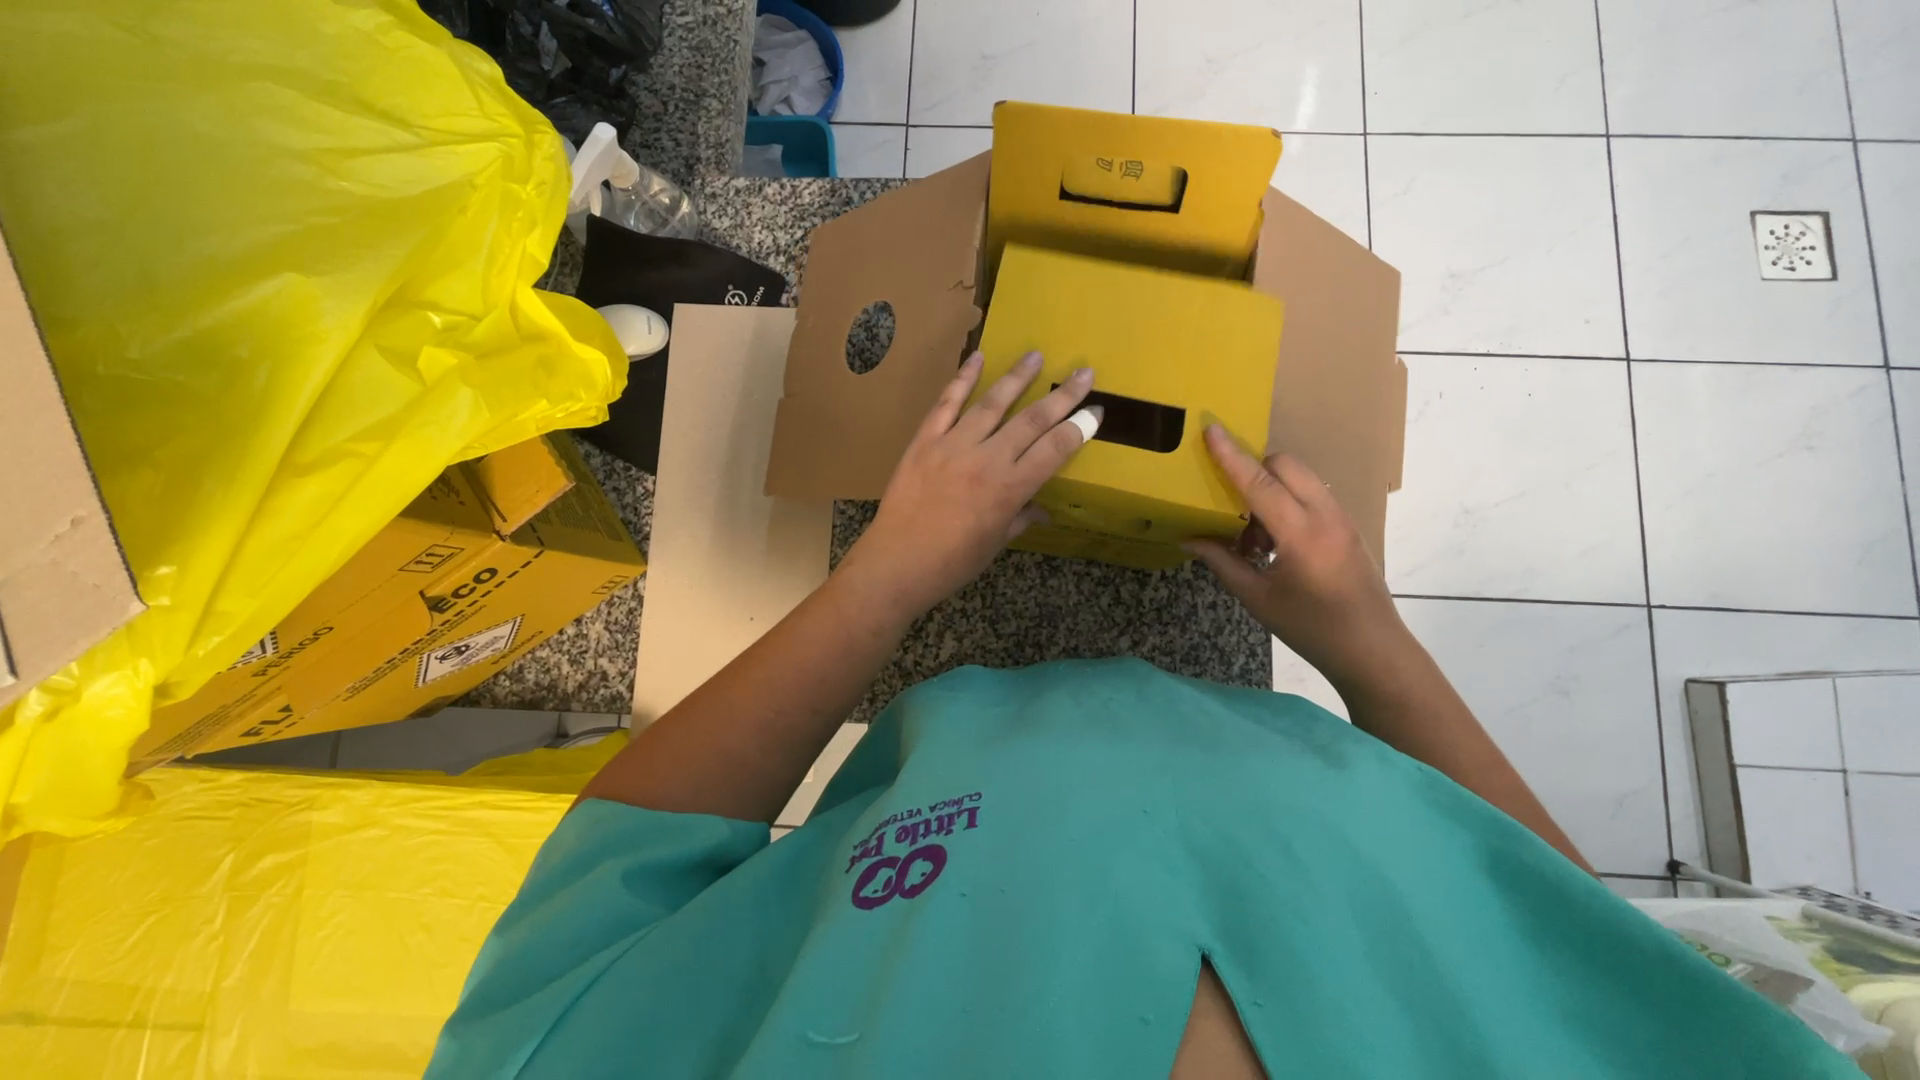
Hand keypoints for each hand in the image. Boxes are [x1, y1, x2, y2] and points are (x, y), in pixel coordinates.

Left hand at [840, 350, 1100, 620]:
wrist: (897, 563)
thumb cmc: (951, 564)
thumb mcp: (994, 545)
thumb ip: (1019, 519)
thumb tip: (1040, 510)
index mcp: (1010, 490)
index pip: (1055, 449)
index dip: (1079, 428)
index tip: (1096, 411)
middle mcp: (986, 460)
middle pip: (1032, 420)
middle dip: (1063, 395)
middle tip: (1084, 372)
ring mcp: (953, 446)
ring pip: (992, 403)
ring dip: (1017, 377)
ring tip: (1036, 355)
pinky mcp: (924, 441)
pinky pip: (946, 404)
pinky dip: (962, 379)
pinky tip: (977, 358)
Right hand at [1184, 424, 1412, 691]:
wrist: (1372, 649)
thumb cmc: (1310, 629)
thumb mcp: (1258, 600)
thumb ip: (1222, 562)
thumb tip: (1188, 538)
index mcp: (1301, 535)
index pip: (1260, 484)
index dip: (1232, 456)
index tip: (1211, 430)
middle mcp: (1326, 516)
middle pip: (1285, 465)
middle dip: (1254, 470)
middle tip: (1233, 508)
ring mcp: (1342, 518)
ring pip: (1301, 478)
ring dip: (1271, 490)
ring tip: (1255, 538)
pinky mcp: (1349, 526)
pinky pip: (1313, 495)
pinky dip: (1289, 503)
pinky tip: (1277, 546)